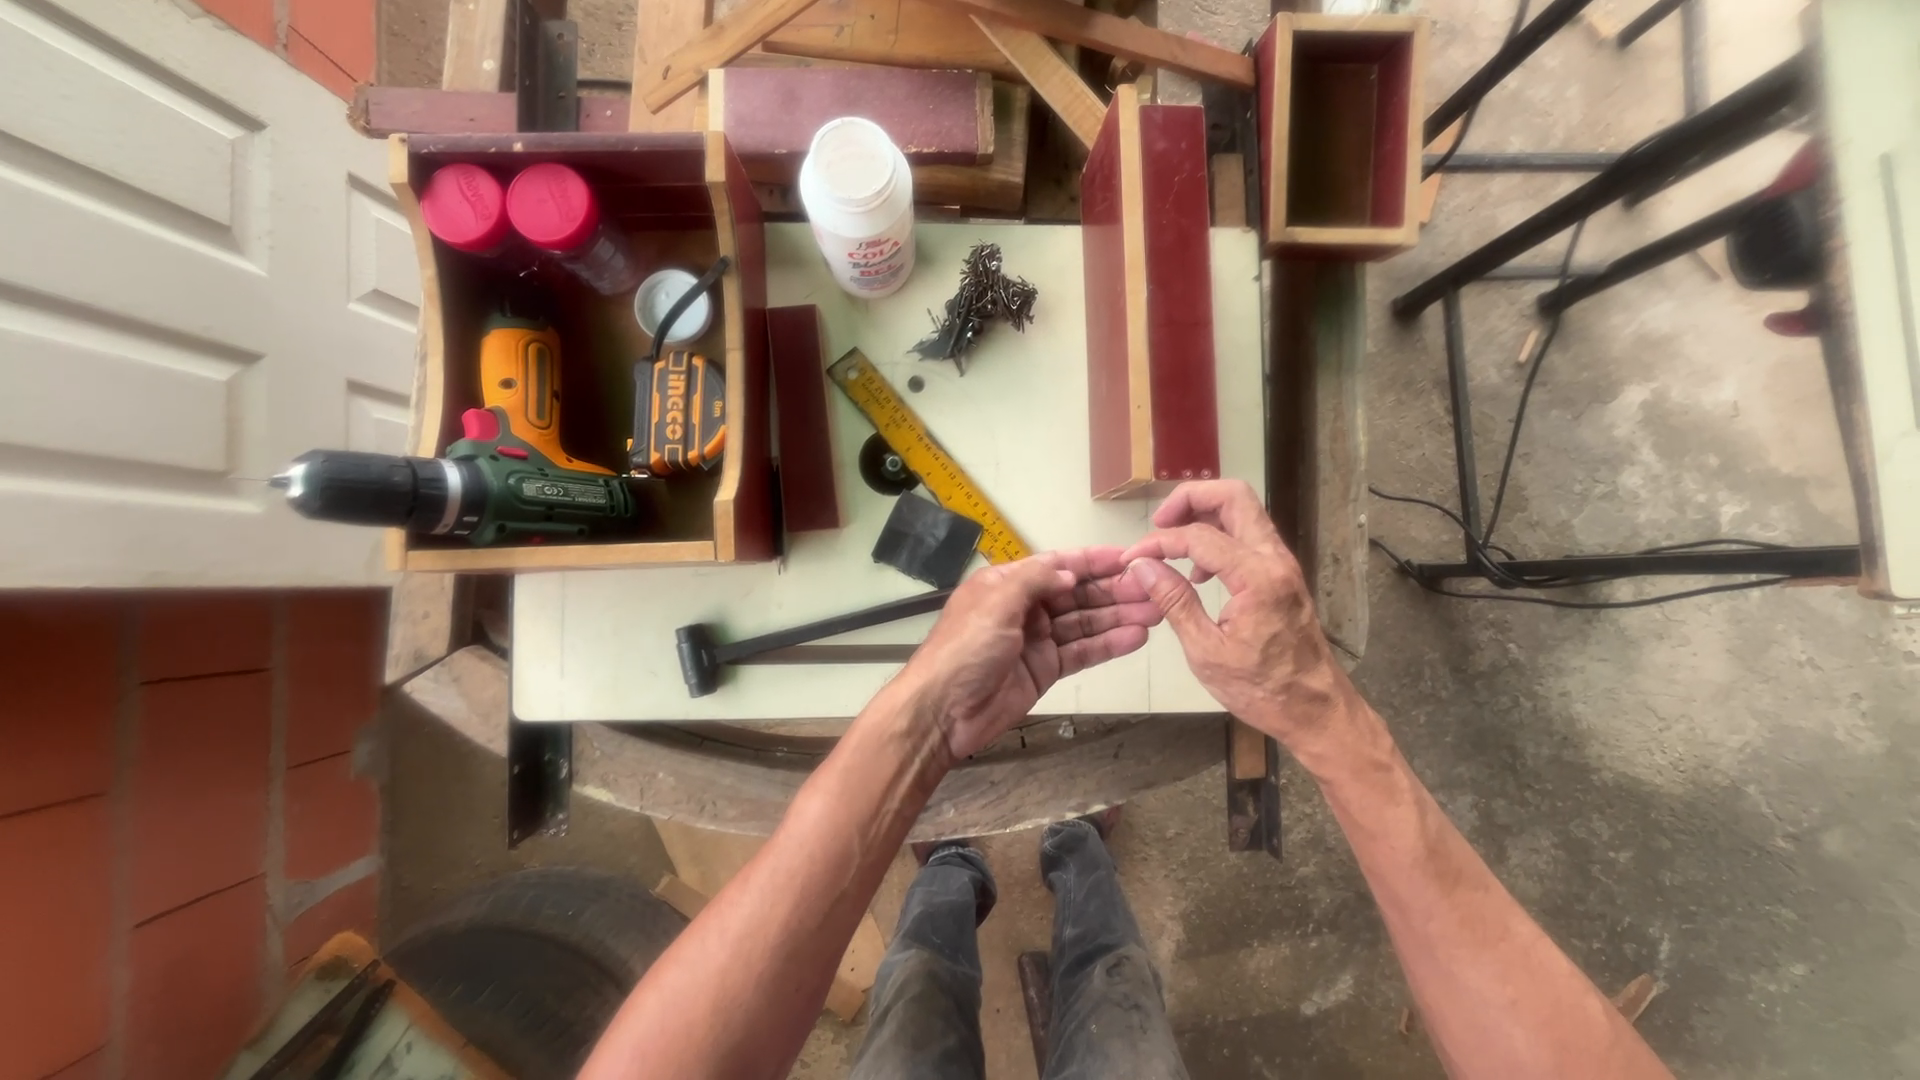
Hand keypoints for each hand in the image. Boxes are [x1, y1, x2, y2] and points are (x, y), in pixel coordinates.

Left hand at [901, 547, 1161, 760]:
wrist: (942, 711)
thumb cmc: (963, 649)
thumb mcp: (995, 603)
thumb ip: (1034, 581)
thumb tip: (1071, 572)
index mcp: (1006, 584)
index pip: (1057, 566)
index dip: (1093, 561)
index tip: (1130, 557)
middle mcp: (1024, 608)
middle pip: (1077, 594)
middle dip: (1114, 590)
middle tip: (1153, 588)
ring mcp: (1036, 640)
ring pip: (1084, 623)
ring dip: (1118, 616)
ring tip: (1156, 612)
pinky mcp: (1045, 670)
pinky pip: (1081, 652)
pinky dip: (1107, 645)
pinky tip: (1135, 638)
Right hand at [1119, 480, 1355, 748]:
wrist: (1317, 710)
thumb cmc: (1261, 689)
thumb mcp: (1206, 651)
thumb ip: (1173, 601)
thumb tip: (1141, 566)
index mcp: (1257, 578)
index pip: (1198, 536)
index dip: (1158, 542)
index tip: (1131, 559)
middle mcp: (1275, 559)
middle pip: (1233, 496)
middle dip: (1189, 499)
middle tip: (1158, 525)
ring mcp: (1282, 564)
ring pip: (1244, 510)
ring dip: (1204, 514)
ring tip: (1171, 545)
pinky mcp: (1282, 575)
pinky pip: (1248, 535)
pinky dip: (1218, 535)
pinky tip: (1197, 572)